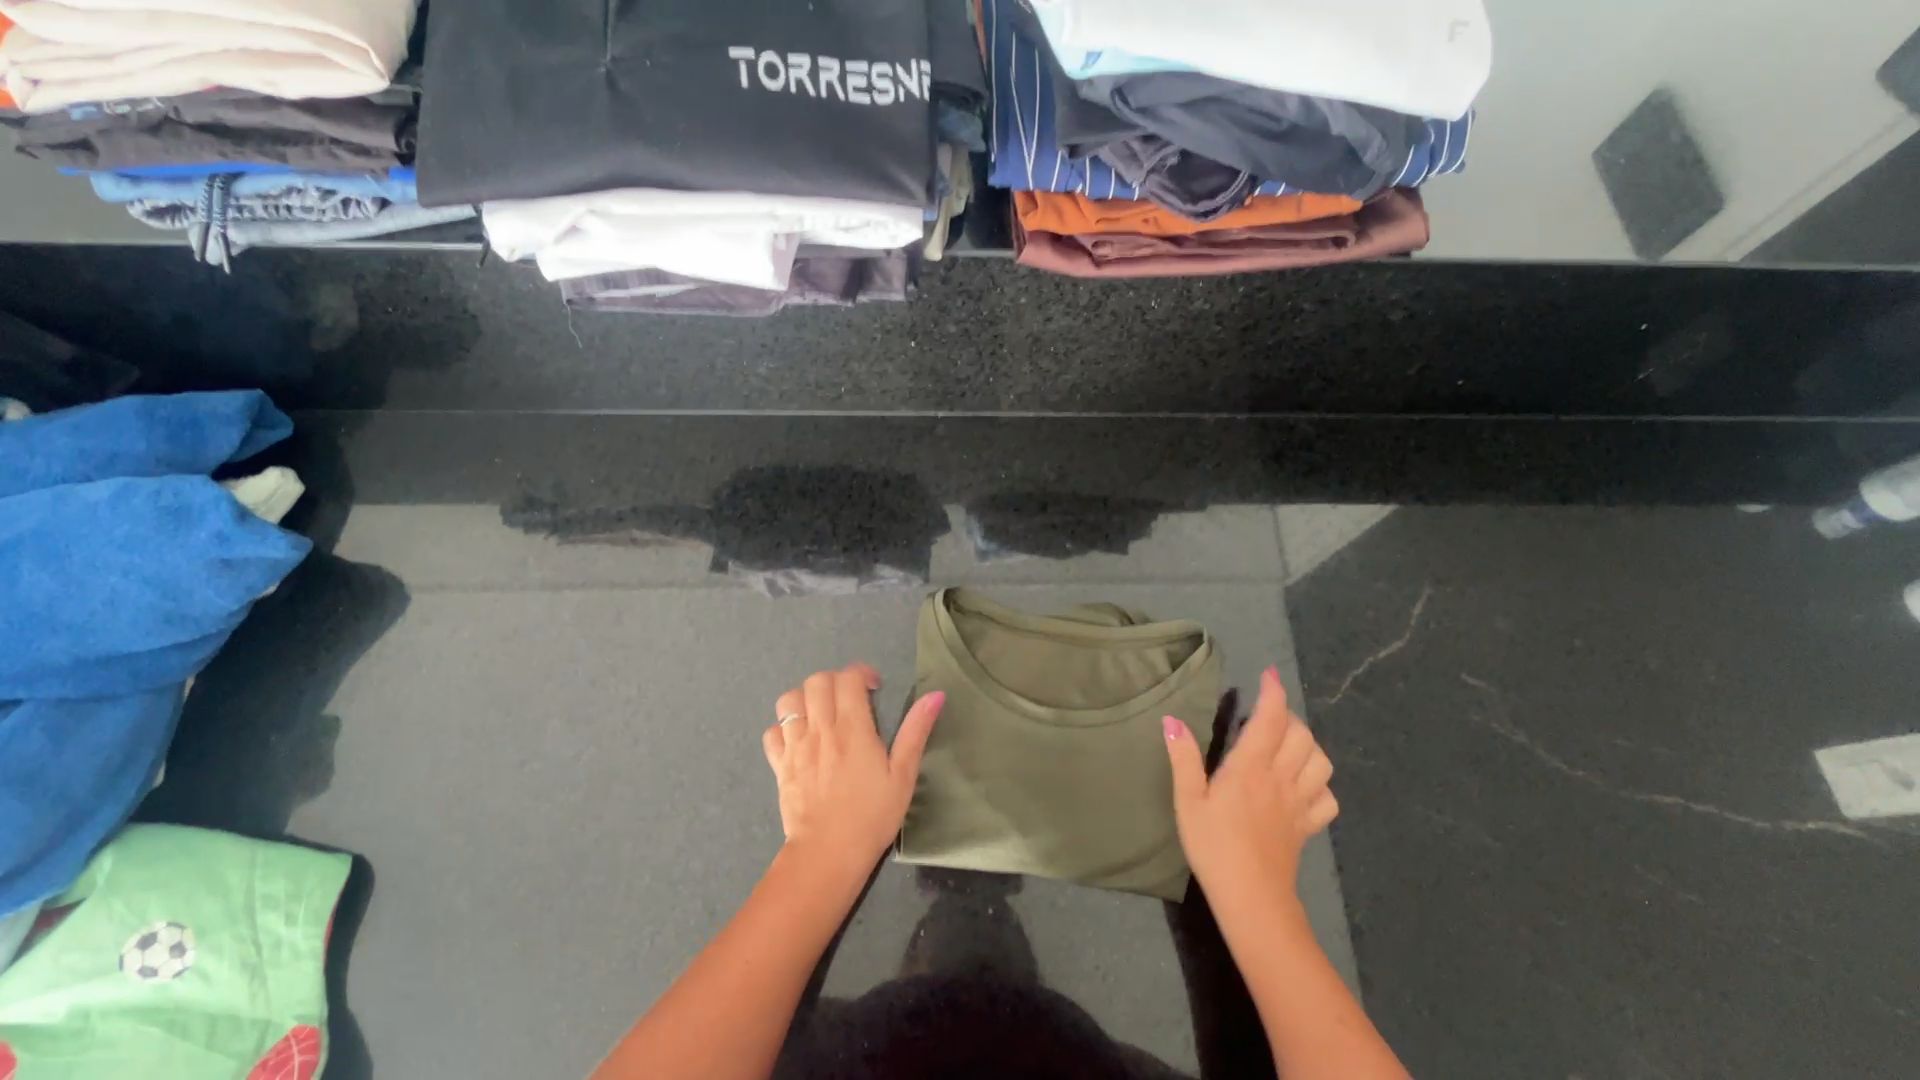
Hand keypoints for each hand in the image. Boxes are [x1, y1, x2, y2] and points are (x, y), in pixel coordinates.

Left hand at [764, 665, 943, 875]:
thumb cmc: (872, 815)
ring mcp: (795, 746)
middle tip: (850, 699)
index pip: (848, 678)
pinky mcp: (779, 766)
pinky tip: (800, 740)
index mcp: (852, 727)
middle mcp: (820, 729)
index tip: (874, 688)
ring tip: (822, 714)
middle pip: (816, 682)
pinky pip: (772, 733)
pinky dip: (784, 728)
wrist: (828, 852)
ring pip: (789, 700)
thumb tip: (935, 695)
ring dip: (805, 698)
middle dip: (834, 681)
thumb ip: (916, 731)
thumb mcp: (904, 774)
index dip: (861, 674)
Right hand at [1163, 667, 1337, 914]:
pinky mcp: (1308, 826)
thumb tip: (1172, 720)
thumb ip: (1183, 759)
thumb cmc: (1214, 846)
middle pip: (1301, 734)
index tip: (1269, 674)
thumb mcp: (1188, 801)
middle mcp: (1282, 778)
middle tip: (1266, 717)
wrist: (1252, 897)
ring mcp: (1300, 803)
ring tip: (1286, 745)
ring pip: (1320, 761)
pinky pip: (1327, 797)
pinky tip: (1302, 787)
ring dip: (1308, 745)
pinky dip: (1319, 784)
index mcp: (1252, 767)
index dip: (1273, 692)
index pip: (1271, 718)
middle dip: (1288, 717)